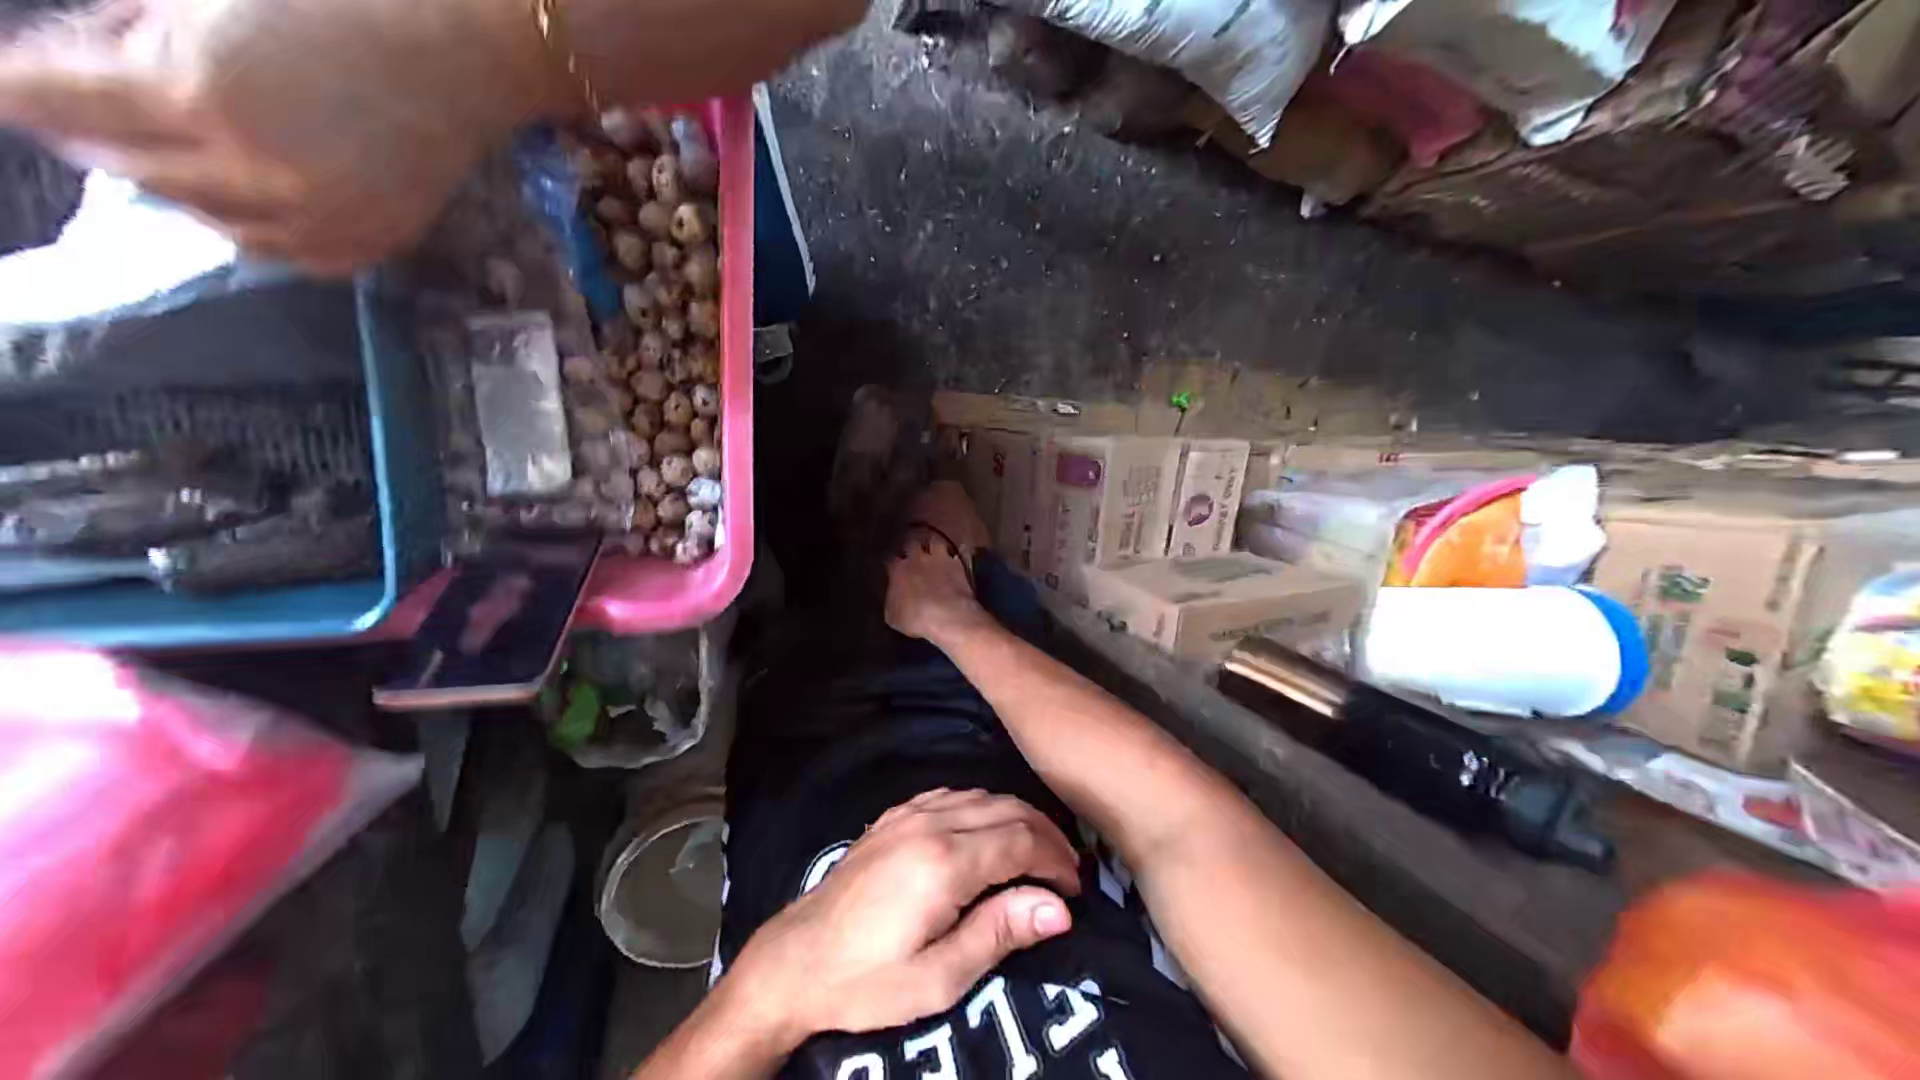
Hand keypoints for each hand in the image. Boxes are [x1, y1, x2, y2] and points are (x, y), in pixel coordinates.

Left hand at [0, 0, 571, 273]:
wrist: (465, 60)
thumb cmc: (341, 5)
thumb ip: (123, 30)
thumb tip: (66, 67)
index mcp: (202, 92)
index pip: (53, 102)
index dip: (18, 89)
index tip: (13, 90)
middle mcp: (262, 175)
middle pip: (133, 173)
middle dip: (102, 139)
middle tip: (99, 119)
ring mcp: (326, 220)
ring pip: (214, 225)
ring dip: (182, 191)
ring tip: (187, 162)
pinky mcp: (374, 242)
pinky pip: (291, 256)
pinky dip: (259, 231)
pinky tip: (254, 203)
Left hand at [726, 789, 1080, 1042]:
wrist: (795, 960)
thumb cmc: (868, 980)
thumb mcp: (938, 978)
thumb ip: (998, 933)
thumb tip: (1058, 907)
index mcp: (945, 862)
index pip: (1022, 841)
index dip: (1056, 861)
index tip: (1074, 889)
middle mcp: (930, 824)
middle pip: (1008, 809)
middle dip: (1046, 836)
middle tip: (1065, 872)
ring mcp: (908, 814)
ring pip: (981, 796)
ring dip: (1017, 817)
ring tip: (1036, 853)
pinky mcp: (892, 816)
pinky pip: (950, 795)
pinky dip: (982, 806)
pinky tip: (987, 830)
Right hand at [886, 528, 992, 644]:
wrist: (948, 616)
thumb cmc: (915, 619)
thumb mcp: (892, 616)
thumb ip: (891, 599)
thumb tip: (893, 594)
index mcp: (898, 570)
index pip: (889, 559)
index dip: (890, 563)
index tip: (891, 567)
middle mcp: (917, 559)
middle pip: (911, 543)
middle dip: (910, 547)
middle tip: (911, 554)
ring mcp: (939, 559)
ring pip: (934, 542)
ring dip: (933, 547)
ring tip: (933, 552)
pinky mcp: (957, 565)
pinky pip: (953, 555)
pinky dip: (951, 559)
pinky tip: (952, 564)